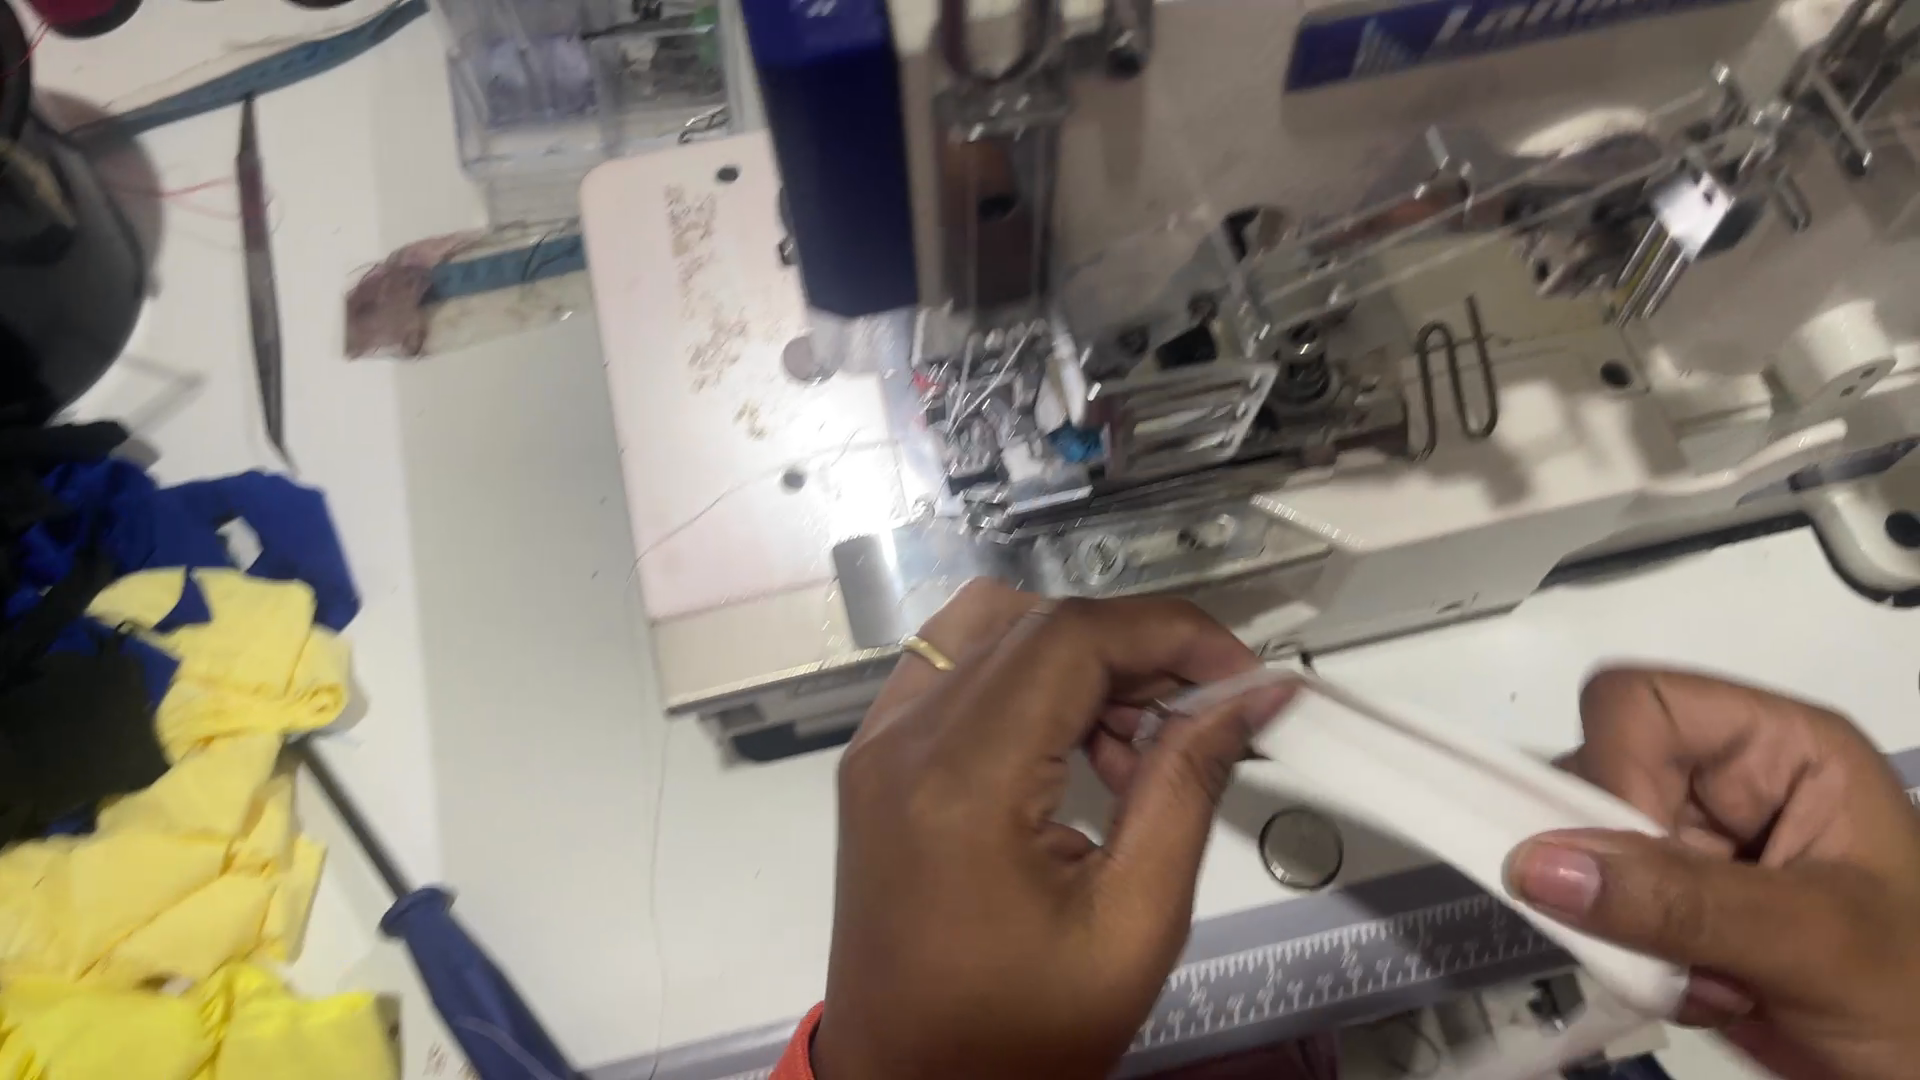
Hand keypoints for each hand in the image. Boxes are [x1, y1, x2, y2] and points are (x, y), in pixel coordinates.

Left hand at [813, 580, 1290, 1079]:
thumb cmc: (1020, 1032)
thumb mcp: (1135, 924)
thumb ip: (1188, 786)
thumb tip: (1250, 695)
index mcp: (963, 780)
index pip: (1071, 638)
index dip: (1167, 632)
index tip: (1239, 673)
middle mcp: (904, 734)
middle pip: (1035, 624)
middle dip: (1132, 648)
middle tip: (1194, 711)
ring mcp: (879, 734)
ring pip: (992, 624)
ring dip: (1078, 655)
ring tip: (1130, 738)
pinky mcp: (876, 746)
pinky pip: (956, 661)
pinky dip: (1026, 671)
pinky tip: (1069, 739)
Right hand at [1504, 668, 1919, 1079]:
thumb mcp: (1823, 948)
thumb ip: (1684, 902)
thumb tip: (1531, 863)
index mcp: (1774, 746)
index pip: (1633, 705)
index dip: (1615, 768)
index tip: (1642, 855)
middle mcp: (1716, 775)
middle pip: (1587, 773)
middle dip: (1614, 869)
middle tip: (1676, 942)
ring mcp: (1681, 834)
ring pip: (1569, 839)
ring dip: (1615, 920)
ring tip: (1700, 978)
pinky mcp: (1655, 888)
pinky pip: (1578, 893)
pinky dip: (1617, 948)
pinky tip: (1690, 983)